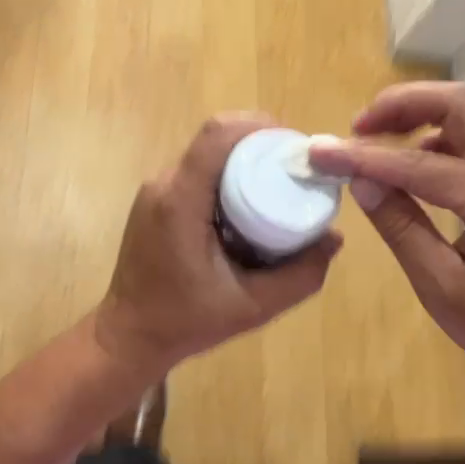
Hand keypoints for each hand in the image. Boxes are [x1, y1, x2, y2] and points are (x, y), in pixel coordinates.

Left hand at [96, 114, 342, 377]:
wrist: (130, 336)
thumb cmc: (186, 321)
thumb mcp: (252, 306)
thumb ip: (300, 275)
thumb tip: (334, 237)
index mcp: (180, 201)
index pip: (218, 136)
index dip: (261, 127)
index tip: (298, 148)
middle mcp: (163, 184)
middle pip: (216, 139)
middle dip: (262, 142)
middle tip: (298, 170)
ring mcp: (155, 191)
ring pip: (207, 153)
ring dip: (245, 158)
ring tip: (282, 184)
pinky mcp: (156, 201)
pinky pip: (198, 172)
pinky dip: (228, 175)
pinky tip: (252, 203)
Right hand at [308, 83, 464, 393]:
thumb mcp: (443, 288)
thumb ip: (402, 228)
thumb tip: (362, 181)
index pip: (417, 163)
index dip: (362, 156)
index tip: (319, 152)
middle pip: (461, 104)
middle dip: (404, 103)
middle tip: (359, 126)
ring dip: (425, 112)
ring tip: (379, 136)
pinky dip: (442, 133)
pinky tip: (414, 162)